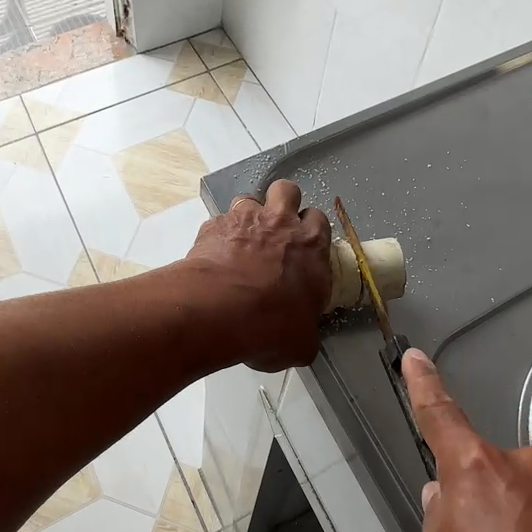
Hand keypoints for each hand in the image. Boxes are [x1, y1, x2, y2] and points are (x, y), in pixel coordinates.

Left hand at [184, 179, 331, 371]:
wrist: (219, 310)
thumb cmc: (272, 326)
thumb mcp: (302, 341)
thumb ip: (305, 329)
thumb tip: (301, 336)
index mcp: (311, 246)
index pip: (318, 220)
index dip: (310, 230)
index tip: (303, 248)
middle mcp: (280, 223)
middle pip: (287, 190)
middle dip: (283, 203)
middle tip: (275, 228)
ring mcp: (244, 219)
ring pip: (249, 198)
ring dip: (247, 216)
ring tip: (241, 242)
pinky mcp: (212, 226)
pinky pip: (218, 222)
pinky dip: (218, 236)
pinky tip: (214, 257)